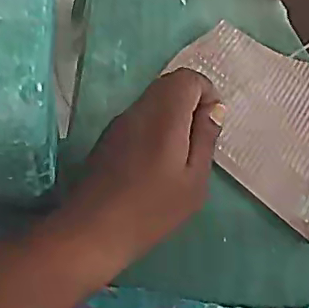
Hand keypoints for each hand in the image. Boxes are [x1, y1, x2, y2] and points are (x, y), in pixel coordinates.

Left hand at [64, 69, 224, 261]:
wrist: (94, 229)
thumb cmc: (151, 209)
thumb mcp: (193, 180)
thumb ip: (205, 139)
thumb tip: (214, 109)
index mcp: (163, 115)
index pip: (187, 78)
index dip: (206, 93)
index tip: (212, 124)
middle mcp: (139, 109)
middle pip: (169, 84)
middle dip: (190, 102)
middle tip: (199, 140)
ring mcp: (120, 121)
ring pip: (153, 100)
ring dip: (172, 115)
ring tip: (180, 156)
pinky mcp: (109, 136)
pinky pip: (139, 117)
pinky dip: (155, 126)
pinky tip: (156, 162)